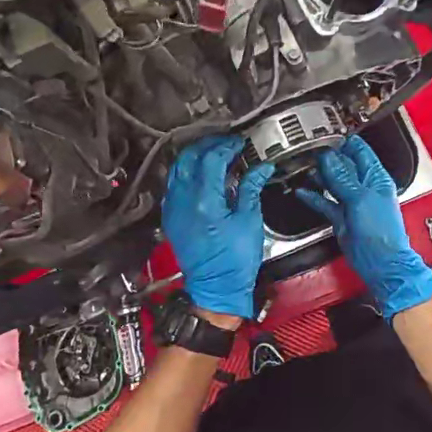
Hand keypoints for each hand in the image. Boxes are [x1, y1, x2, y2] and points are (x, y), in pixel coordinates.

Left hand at [161, 134, 275, 319]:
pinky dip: (186, 172)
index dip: (227, 146)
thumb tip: (261, 167)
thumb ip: (251, 188)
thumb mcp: (249, 221)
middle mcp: (182, 201)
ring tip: (214, 153)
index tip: (240, 143)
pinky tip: (201, 174)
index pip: (211, 159)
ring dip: (194, 156)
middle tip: (227, 143)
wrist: (215, 288)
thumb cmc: (235, 259)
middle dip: (208, 145)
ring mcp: (172, 209)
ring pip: (177, 169)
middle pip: (188, 158)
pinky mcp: (170, 217)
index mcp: (204, 201)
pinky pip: (173, 184)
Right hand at [294, 135, 431, 317]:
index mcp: (377, 179)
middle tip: (310, 148)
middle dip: (328, 157)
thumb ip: (342, 179)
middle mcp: (365, 188)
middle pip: (344, 166)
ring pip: (333, 183)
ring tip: (304, 165)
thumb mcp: (360, 199)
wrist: (381, 262)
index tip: (329, 133)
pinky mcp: (342, 218)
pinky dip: (314, 197)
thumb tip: (329, 159)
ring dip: (319, 175)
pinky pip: (325, 203)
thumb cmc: (382, 232)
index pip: (361, 152)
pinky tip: (302, 191)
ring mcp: (353, 203)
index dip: (346, 142)